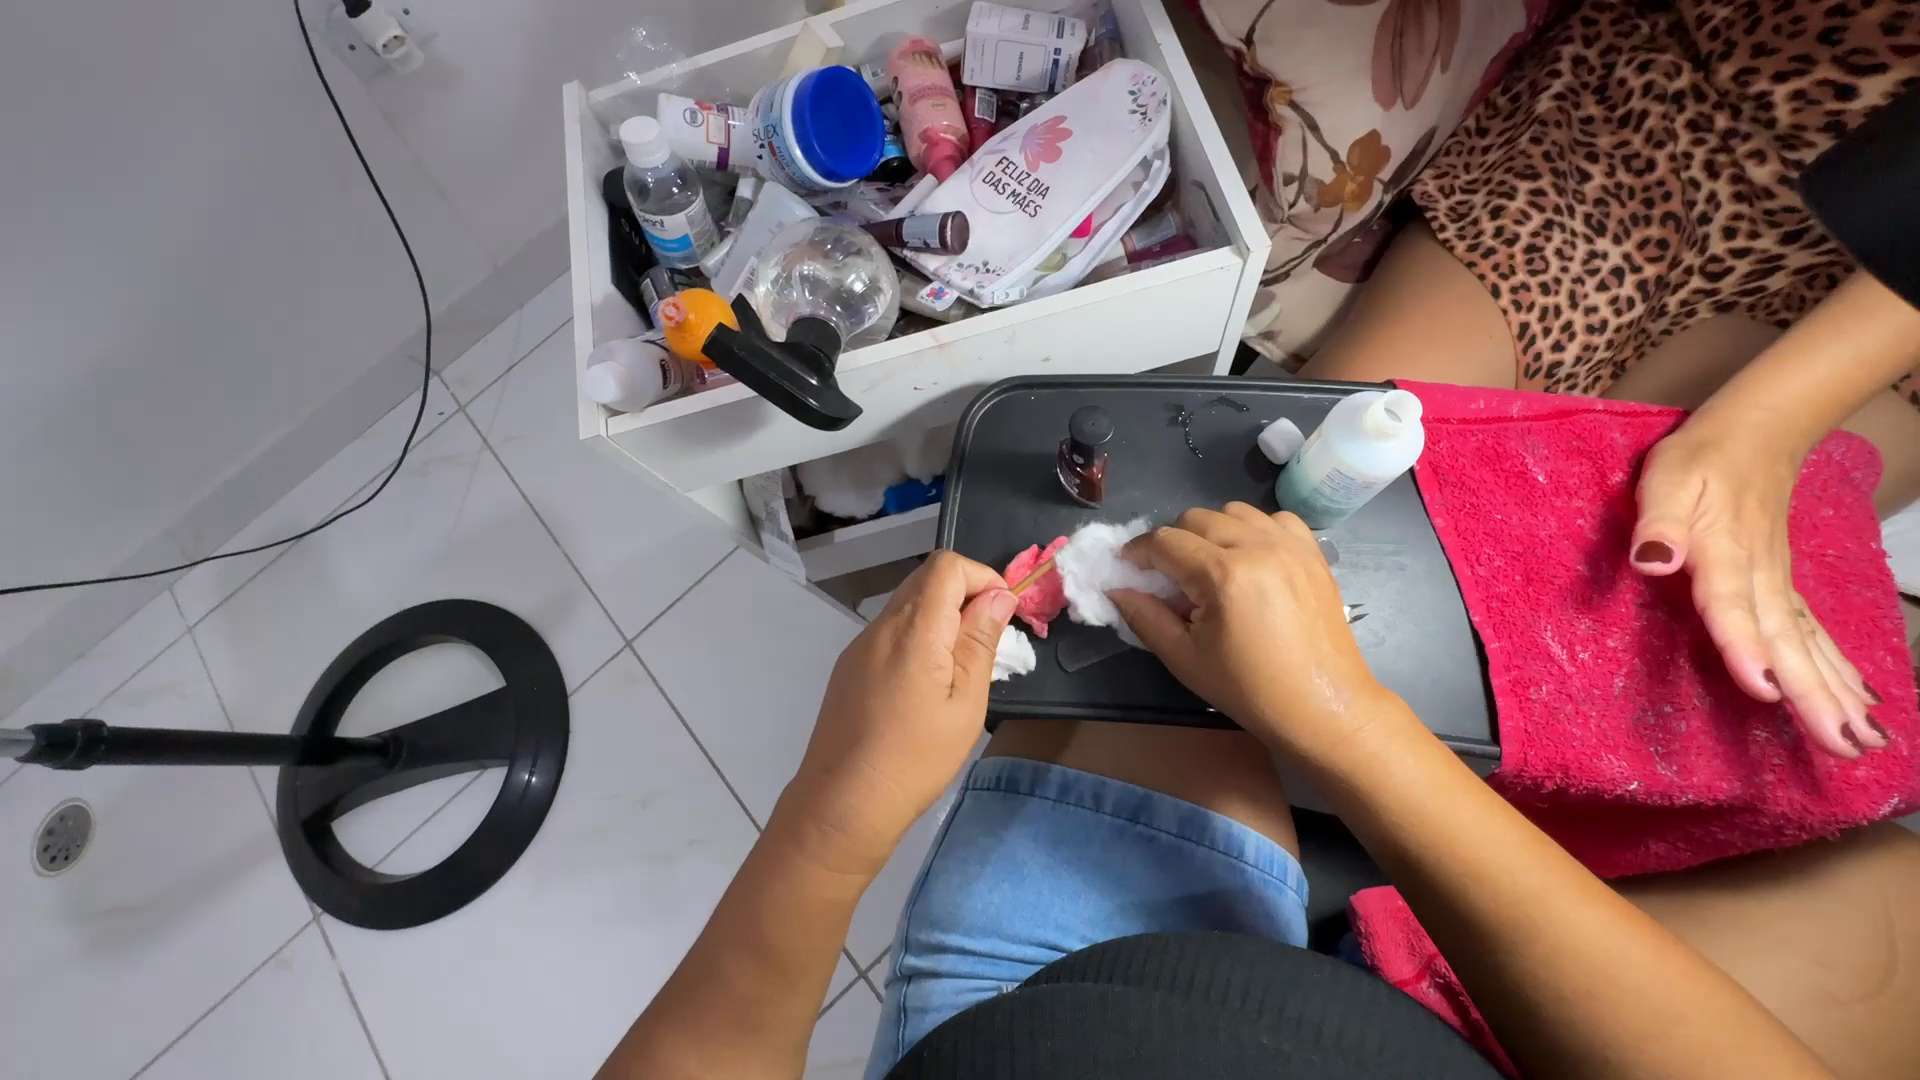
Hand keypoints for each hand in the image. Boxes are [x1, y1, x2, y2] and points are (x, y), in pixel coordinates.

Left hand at [777, 552, 1014, 876]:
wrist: (843, 803)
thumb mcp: (966, 703)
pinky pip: (891, 631)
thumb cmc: (916, 758)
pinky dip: (919, 636)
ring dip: (942, 616)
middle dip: (965, 594)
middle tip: (989, 638)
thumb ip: (980, 642)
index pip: (947, 565)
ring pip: (907, 604)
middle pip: (926, 578)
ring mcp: (860, 645)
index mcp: (914, 628)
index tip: (1003, 613)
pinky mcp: (850, 666)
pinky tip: (927, 682)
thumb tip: (998, 597)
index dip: (982, 577)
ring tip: (961, 665)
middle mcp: (882, 626)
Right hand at [1110, 503, 1408, 762]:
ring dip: (1210, 531)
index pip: (1163, 542)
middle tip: (1169, 577)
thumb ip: (1144, 617)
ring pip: (1232, 511)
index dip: (1137, 552)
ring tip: (1209, 567)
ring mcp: (1290, 545)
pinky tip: (1248, 559)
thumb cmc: (1249, 689)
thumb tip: (1116, 589)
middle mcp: (1257, 547)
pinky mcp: (1312, 552)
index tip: (1127, 568)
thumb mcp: (1184, 659)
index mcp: (1223, 575)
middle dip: (1171, 542)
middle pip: (1194, 518)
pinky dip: (1252, 530)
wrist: (1324, 706)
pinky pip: (1273, 518)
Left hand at [1632, 419, 1883, 757]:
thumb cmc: (1697, 461)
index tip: (1766, 690)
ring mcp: (1777, 580)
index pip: (1732, 608)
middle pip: (1786, 640)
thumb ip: (1657, 523)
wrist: (1754, 434)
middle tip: (1845, 745)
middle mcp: (1760, 576)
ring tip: (1864, 740)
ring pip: (1809, 641)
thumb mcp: (1663, 482)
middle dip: (1814, 694)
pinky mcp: (1781, 581)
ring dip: (1835, 690)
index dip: (1746, 649)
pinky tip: (1863, 697)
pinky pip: (1814, 629)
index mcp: (1724, 555)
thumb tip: (1653, 560)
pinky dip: (1839, 664)